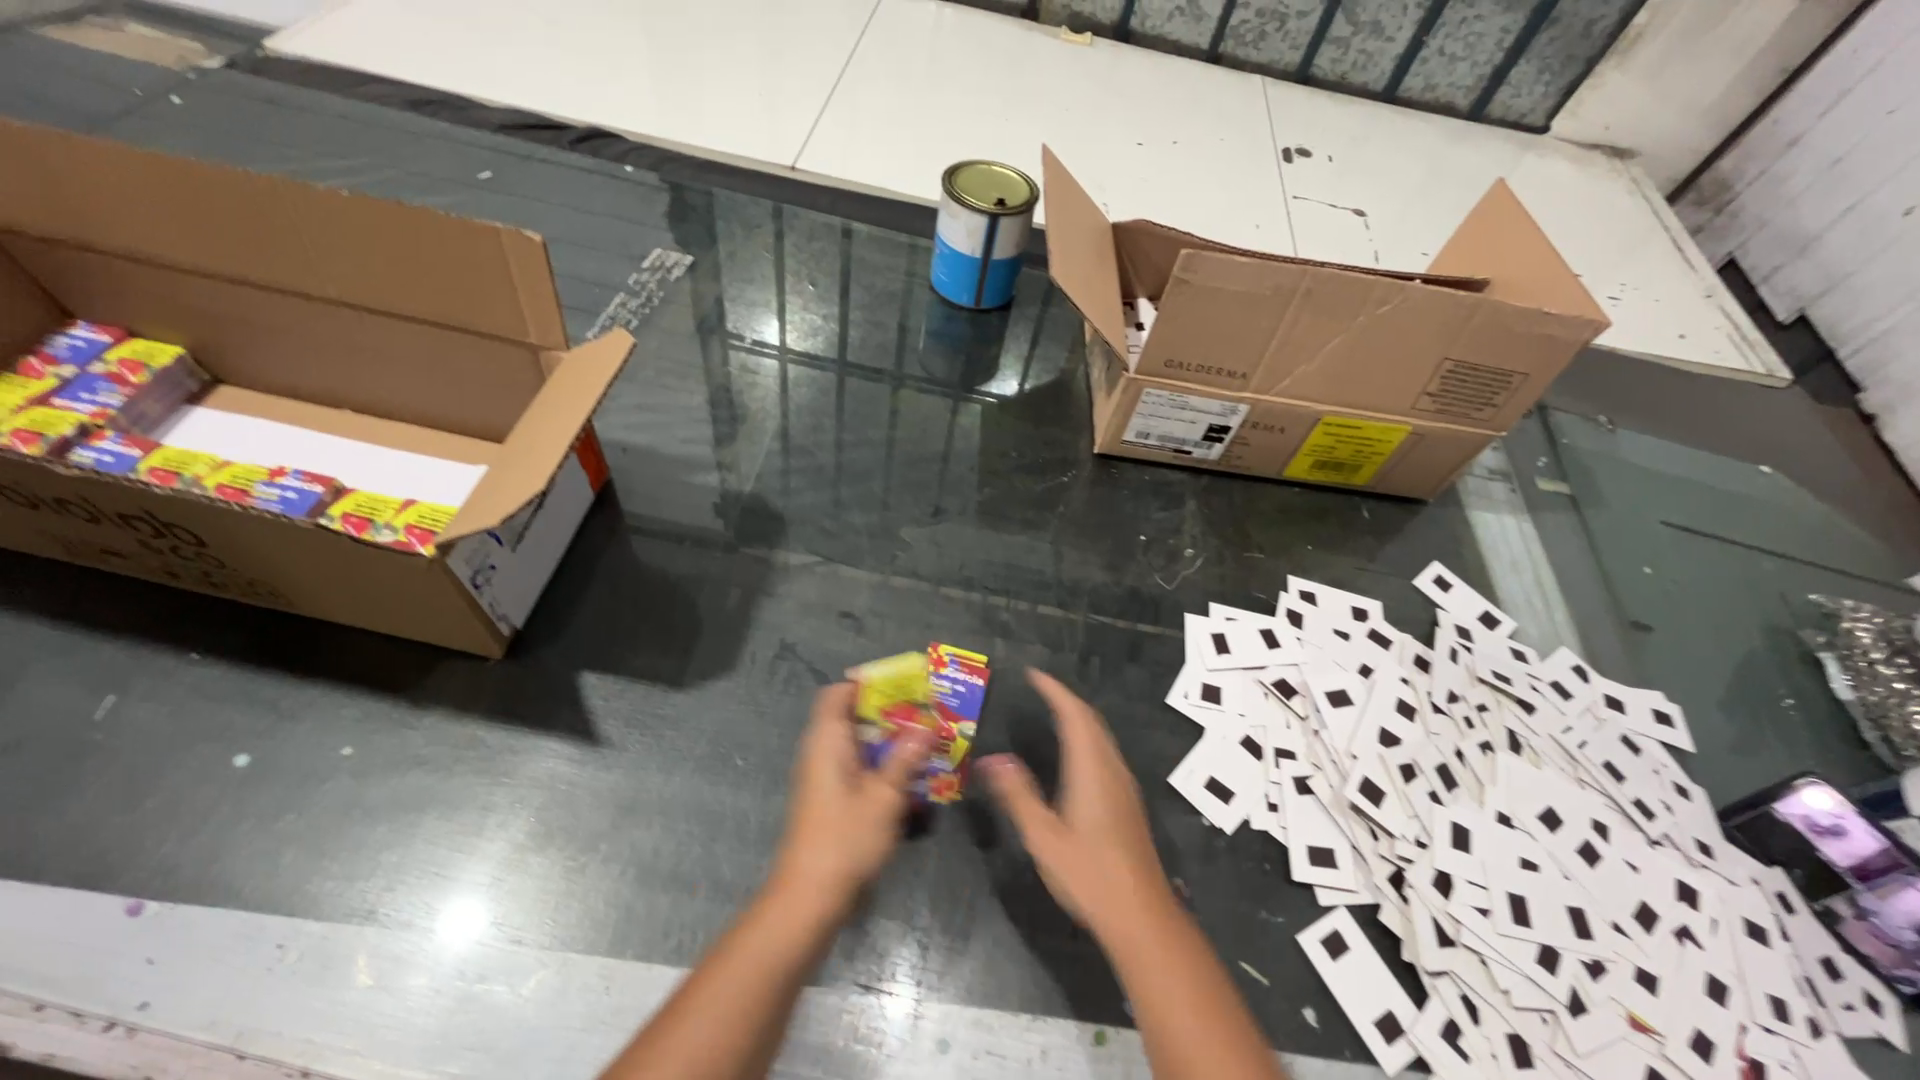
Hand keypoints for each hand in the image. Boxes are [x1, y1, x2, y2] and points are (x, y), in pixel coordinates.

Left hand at [772, 682, 932, 905]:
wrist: (811, 895)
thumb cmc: (846, 838)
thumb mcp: (884, 795)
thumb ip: (905, 757)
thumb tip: (927, 725)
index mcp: (827, 740)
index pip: (839, 692)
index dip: (869, 684)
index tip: (906, 687)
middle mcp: (822, 751)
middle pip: (854, 717)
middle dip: (892, 715)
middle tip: (930, 716)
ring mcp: (825, 778)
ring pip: (861, 746)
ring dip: (892, 744)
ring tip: (930, 746)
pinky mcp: (832, 800)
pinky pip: (860, 770)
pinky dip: (884, 768)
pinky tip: (914, 781)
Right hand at [979, 670, 1175, 938]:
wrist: (1140, 914)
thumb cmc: (1088, 874)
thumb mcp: (1042, 836)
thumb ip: (1018, 795)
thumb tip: (993, 759)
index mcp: (1092, 770)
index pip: (1075, 715)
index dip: (1055, 690)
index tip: (1033, 674)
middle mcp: (1112, 770)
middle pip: (1092, 722)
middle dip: (1066, 700)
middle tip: (1038, 689)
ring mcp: (1124, 787)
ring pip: (1102, 738)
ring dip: (1078, 719)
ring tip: (1051, 712)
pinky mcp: (1128, 803)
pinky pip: (1105, 754)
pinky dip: (1086, 739)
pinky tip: (1073, 755)